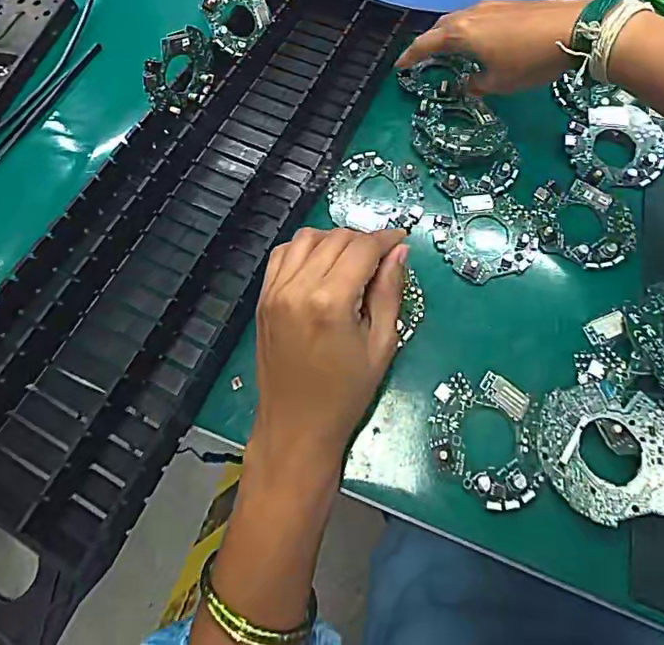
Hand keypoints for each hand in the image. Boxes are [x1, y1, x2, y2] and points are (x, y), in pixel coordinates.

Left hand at [253, 227, 409, 467]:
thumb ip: (390, 292)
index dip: (385, 239)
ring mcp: (275, 290)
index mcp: (330, 301)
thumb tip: (399, 252)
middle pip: (336, 238)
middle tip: (381, 258)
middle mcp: (298, 287)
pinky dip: (304, 249)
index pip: (362, 248)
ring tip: (352, 260)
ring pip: (306, 238)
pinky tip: (320, 264)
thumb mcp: (381, 345)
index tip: (400, 239)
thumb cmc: (345, 394)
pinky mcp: (263, 296)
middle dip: (363, 241)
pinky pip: (282, 253)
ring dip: (333, 240)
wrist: (296, 425)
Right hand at [395, 0, 585, 95]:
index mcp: (460, 34)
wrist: (577, 28)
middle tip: (425, 58)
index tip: (400, 65)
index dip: (410, 57)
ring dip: (450, 34)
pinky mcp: (509, 3)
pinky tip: (481, 40)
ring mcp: (490, 5)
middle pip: (439, 28)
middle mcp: (469, 14)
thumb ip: (478, 85)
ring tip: (452, 49)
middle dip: (429, 43)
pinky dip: (470, 29)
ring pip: (459, 19)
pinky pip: (477, 16)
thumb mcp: (502, 83)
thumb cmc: (532, 59)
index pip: (424, 44)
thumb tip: (470, 85)